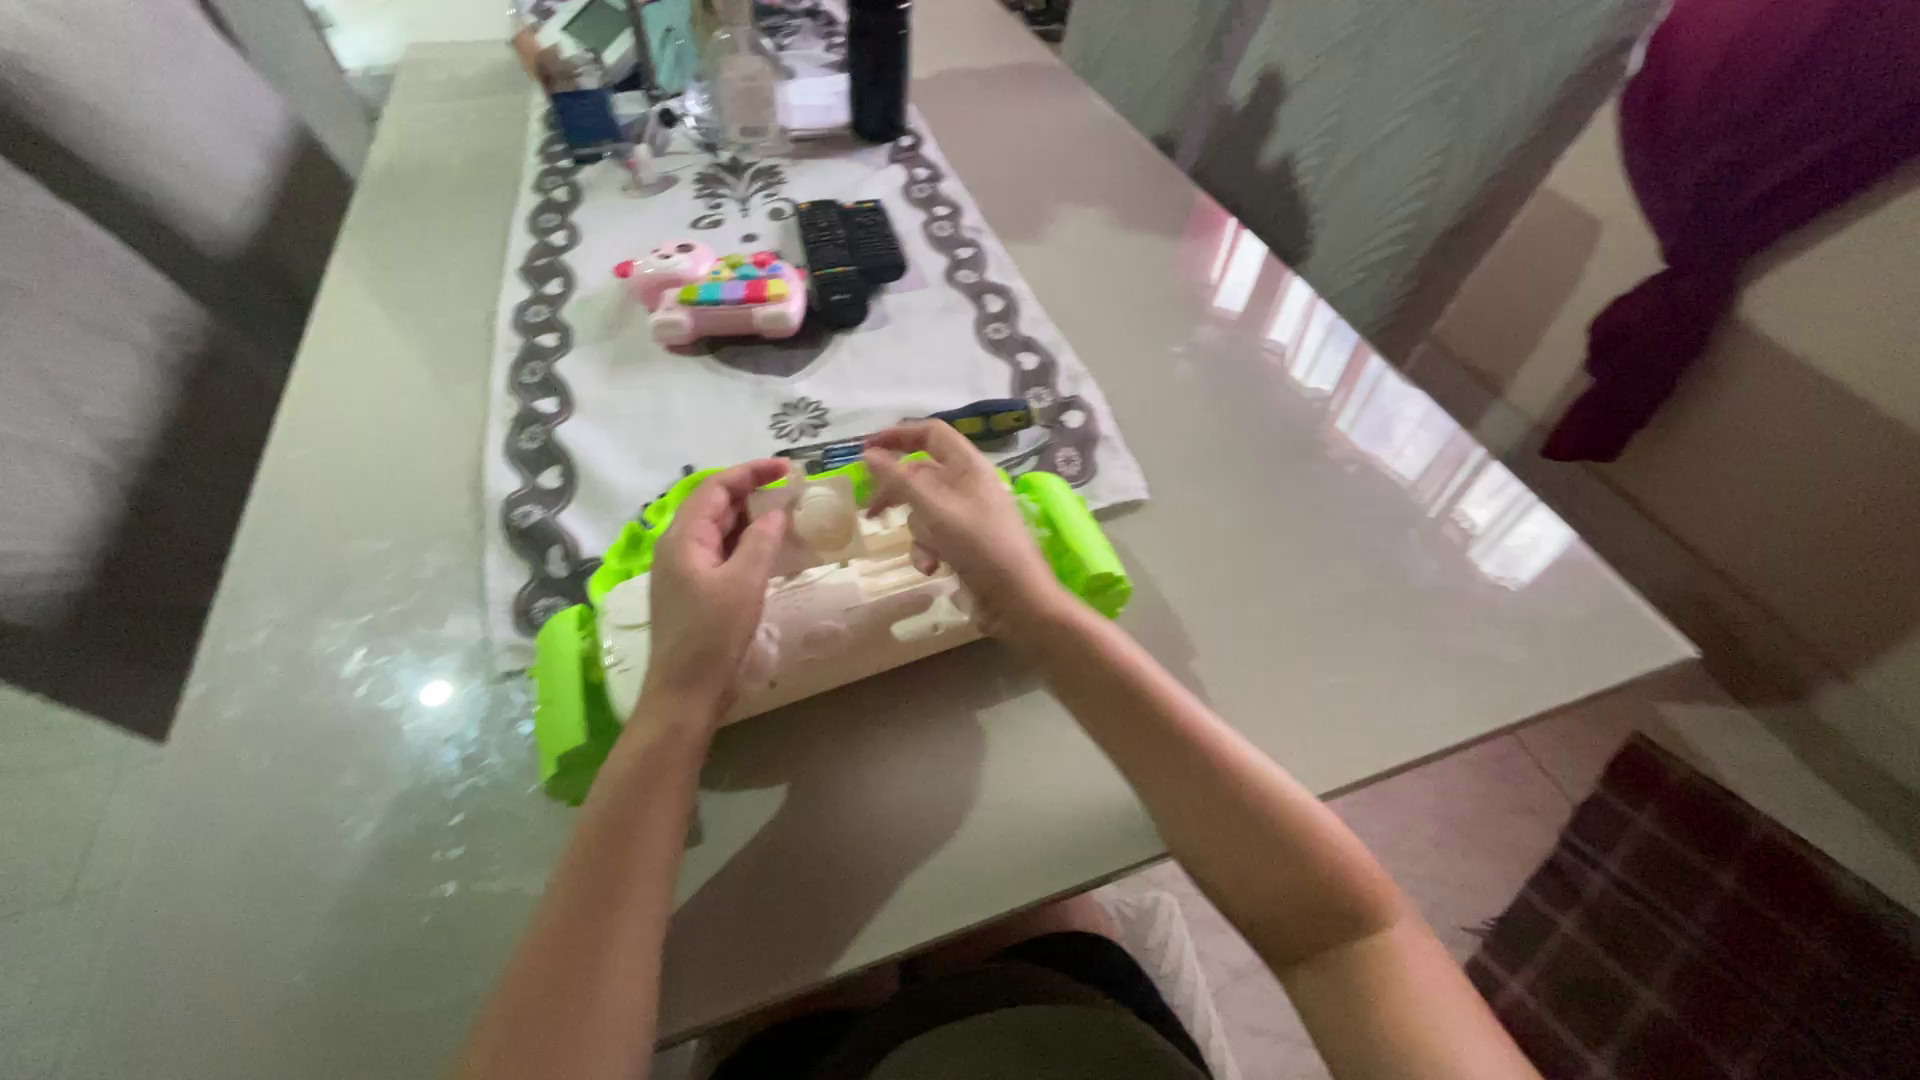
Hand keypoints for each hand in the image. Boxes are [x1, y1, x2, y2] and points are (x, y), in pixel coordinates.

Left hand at [639, 459, 788, 723]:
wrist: (685, 692)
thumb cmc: (713, 636)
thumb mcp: (743, 583)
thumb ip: (761, 541)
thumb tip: (776, 512)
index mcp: (682, 538)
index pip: (716, 488)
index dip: (751, 472)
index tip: (788, 468)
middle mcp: (678, 548)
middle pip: (715, 506)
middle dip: (753, 493)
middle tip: (792, 490)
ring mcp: (684, 571)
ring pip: (720, 531)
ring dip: (751, 519)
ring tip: (787, 514)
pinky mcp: (694, 591)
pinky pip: (722, 554)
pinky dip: (746, 544)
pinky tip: (771, 550)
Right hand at [864, 421, 1068, 634]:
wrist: (1017, 598)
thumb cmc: (980, 546)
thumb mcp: (935, 511)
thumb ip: (900, 481)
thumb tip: (869, 454)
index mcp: (968, 466)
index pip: (931, 434)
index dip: (898, 436)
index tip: (865, 449)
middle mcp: (967, 485)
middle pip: (920, 475)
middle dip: (898, 497)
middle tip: (871, 511)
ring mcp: (965, 514)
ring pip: (922, 511)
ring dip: (918, 534)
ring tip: (927, 554)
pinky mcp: (963, 542)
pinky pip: (933, 537)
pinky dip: (927, 551)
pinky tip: (932, 568)